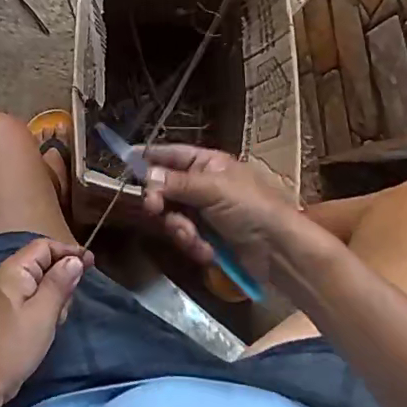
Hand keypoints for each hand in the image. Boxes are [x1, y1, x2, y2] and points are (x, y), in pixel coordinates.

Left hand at [0, 238, 91, 403]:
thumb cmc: (14, 345)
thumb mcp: (43, 313)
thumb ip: (59, 283)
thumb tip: (75, 259)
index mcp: (13, 270)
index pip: (44, 246)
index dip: (68, 251)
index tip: (91, 263)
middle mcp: (6, 276)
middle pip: (42, 262)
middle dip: (61, 278)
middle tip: (69, 302)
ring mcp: (4, 294)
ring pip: (39, 282)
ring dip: (54, 296)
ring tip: (57, 319)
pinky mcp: (5, 311)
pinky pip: (31, 298)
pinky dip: (44, 307)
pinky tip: (48, 325)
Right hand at [137, 144, 302, 278]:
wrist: (281, 252)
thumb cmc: (252, 208)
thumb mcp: (213, 189)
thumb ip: (177, 182)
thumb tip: (146, 175)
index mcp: (208, 164)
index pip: (171, 154)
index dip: (149, 156)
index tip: (125, 160)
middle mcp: (203, 185)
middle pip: (165, 188)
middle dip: (162, 202)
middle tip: (156, 209)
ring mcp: (205, 213)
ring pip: (172, 217)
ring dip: (181, 230)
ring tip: (196, 240)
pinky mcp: (208, 238)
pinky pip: (185, 238)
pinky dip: (194, 246)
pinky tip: (208, 252)